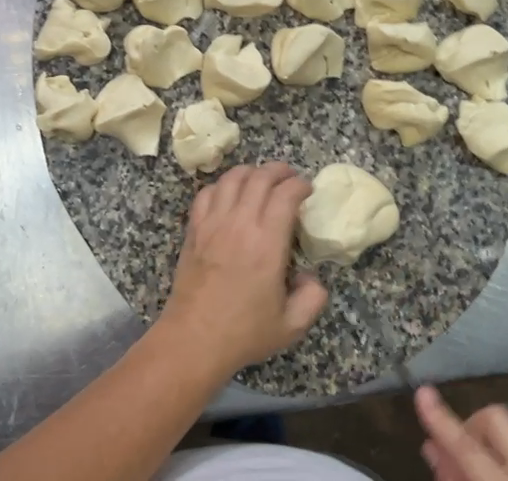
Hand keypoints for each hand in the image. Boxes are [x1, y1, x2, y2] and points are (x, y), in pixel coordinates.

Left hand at [156, 162, 328, 374]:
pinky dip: (222, 185)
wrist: (194, 337)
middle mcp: (239, 224)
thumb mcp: (292, 325)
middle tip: (290, 176)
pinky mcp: (194, 229)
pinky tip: (229, 193)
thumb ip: (313, 298)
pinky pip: (207, 193)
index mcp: (267, 243)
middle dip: (278, 170)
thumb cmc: (244, 332)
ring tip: (261, 177)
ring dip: (250, 172)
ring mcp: (212, 223)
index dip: (299, 185)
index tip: (308, 189)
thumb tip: (312, 277)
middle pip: (258, 178)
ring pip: (231, 179)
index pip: (285, 195)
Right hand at [415, 386, 507, 480]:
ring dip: (487, 455)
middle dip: (469, 425)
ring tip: (470, 475)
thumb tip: (433, 449)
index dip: (440, 419)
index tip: (422, 392)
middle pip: (495, 419)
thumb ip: (455, 475)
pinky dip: (506, 470)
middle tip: (453, 450)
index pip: (467, 446)